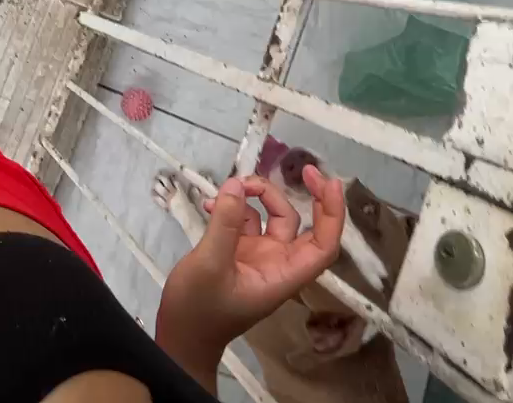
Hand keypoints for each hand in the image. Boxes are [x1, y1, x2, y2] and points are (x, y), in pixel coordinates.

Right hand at [155, 166, 344, 381]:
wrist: (180, 337)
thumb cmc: (200, 311)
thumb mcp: (210, 264)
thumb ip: (225, 223)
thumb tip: (237, 186)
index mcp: (282, 275)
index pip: (323, 245)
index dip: (331, 214)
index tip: (328, 181)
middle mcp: (275, 263)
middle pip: (293, 221)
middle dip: (279, 194)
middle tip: (255, 175)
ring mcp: (256, 257)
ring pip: (267, 217)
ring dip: (250, 198)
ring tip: (224, 190)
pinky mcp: (236, 252)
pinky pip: (241, 221)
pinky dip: (229, 207)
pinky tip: (209, 204)